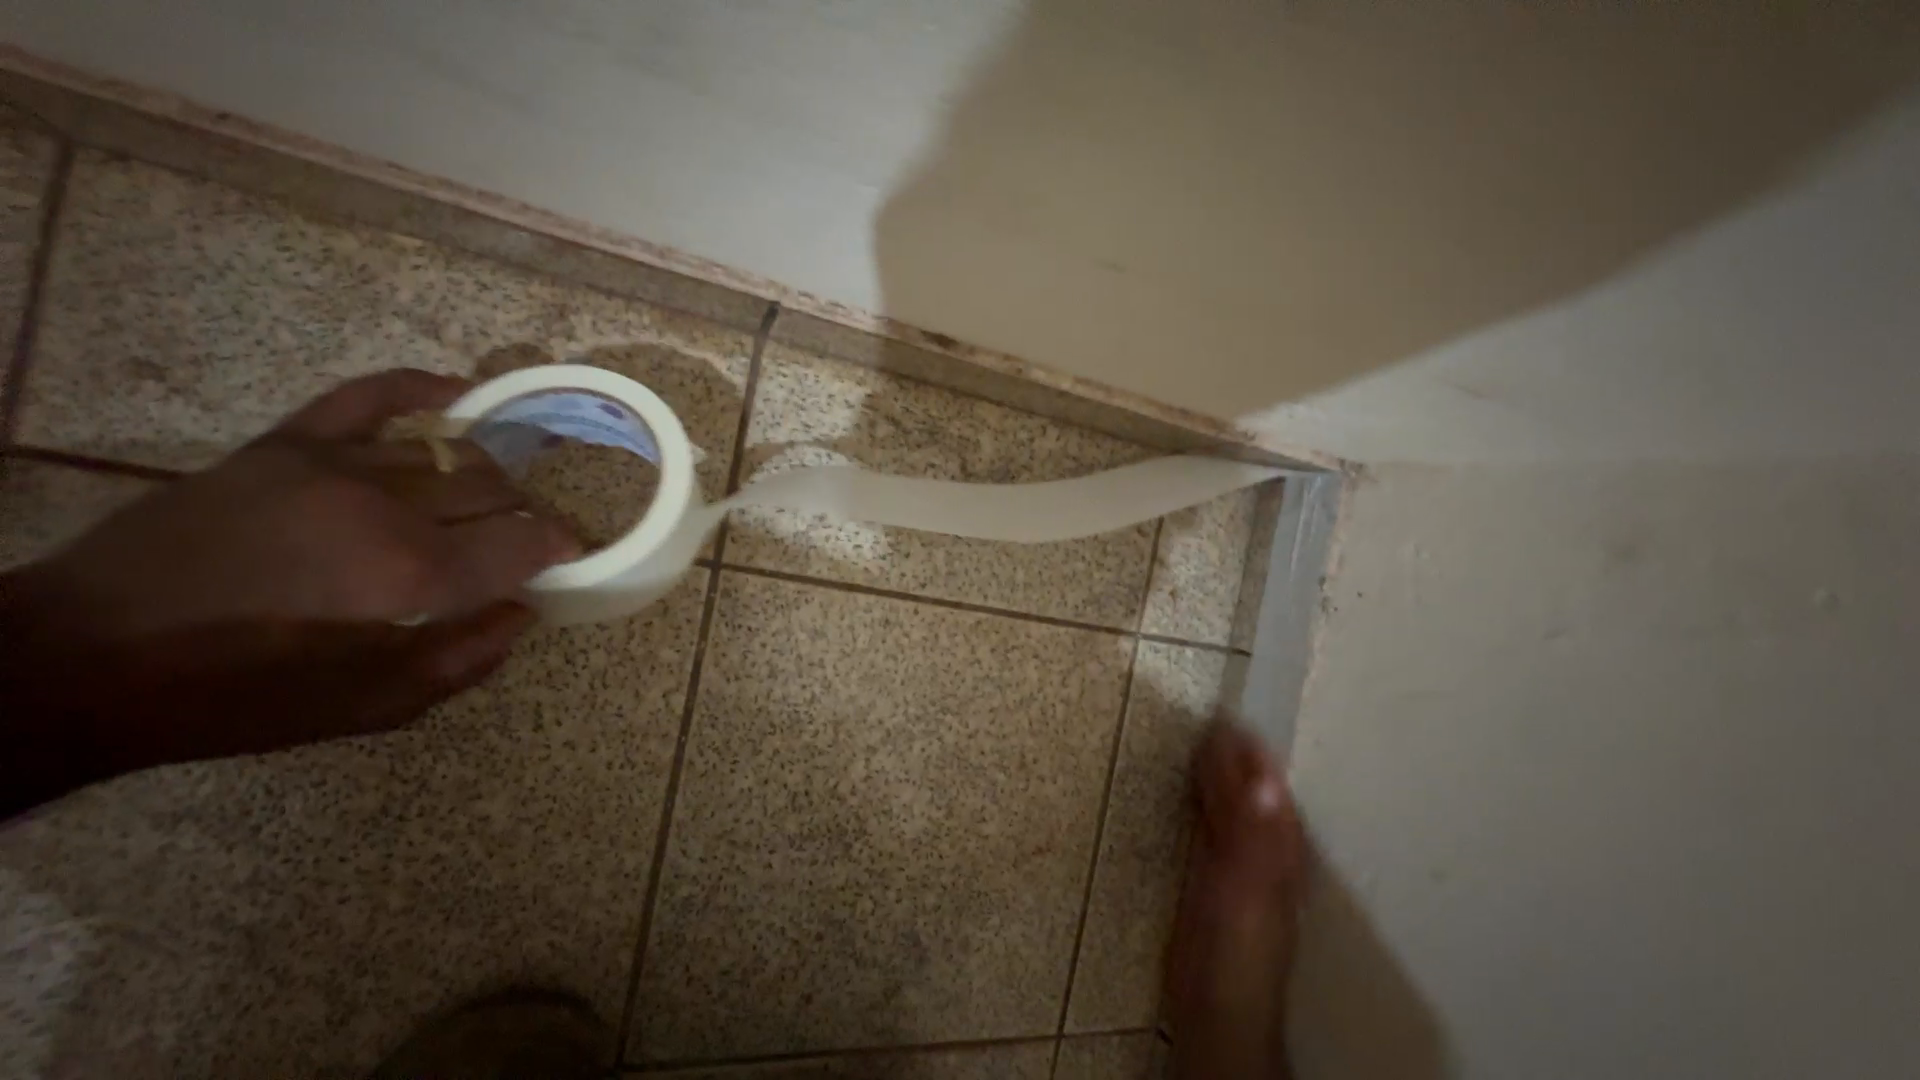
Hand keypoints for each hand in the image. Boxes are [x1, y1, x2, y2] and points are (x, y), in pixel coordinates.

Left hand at [0, 369, 577, 815]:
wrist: (86, 655)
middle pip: (494, 490)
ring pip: (448, 452)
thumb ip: (467, 660)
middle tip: (523, 542)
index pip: (525, 542)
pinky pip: (369, 396)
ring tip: (486, 499)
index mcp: (412, 576)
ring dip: (484, 475)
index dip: (560, 547)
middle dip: (525, 515)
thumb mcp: (370, 708)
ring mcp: (331, 465)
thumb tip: (523, 612)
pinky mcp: (284, 445)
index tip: (570, 556)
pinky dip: (422, 389)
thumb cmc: (241, 697)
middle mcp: (386, 508)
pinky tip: (459, 394)